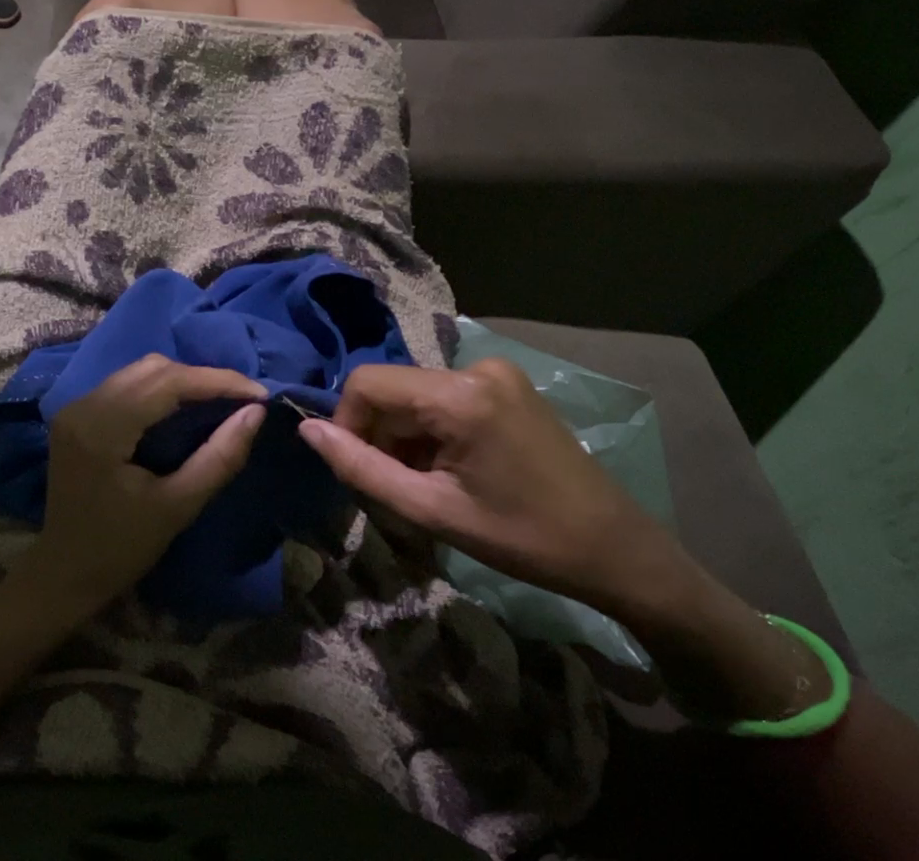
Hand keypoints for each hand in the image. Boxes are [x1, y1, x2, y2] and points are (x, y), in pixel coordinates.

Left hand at [19, 354, 267, 612]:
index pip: (167, 382)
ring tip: (220, 402)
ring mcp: (74, 409)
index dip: (217, 380)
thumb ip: (219, 457)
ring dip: (180, 381)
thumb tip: (256, 414)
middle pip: (151, 369)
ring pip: (137, 373)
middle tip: (242, 401)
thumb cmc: (121, 548)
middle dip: (201, 378)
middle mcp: (82, 406)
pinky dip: (158, 391)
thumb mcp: (178, 506)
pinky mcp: (75, 417)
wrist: (66, 573)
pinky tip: (184, 409)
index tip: (260, 393)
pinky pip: (123, 386)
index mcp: (102, 428)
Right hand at [297, 360, 694, 618]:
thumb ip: (360, 467)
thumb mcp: (430, 510)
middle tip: (397, 490)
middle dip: (380, 437)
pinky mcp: (507, 388)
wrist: (612, 549)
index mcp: (460, 395)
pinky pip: (443, 401)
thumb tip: (306, 430)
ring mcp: (497, 375)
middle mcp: (477, 368)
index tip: (359, 471)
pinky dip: (431, 435)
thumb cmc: (521, 538)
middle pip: (392, 390)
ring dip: (405, 440)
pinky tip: (451, 473)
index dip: (347, 424)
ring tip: (429, 488)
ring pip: (415, 398)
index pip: (367, 383)